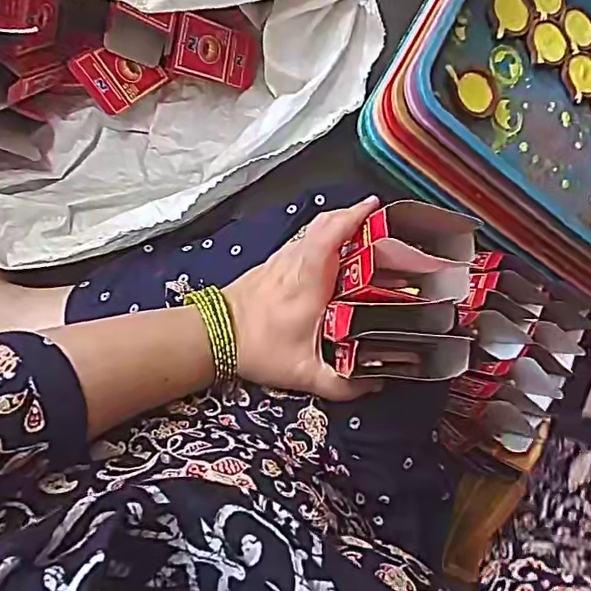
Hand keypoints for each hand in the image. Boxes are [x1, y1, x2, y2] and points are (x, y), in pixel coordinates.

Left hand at [223, 196, 381, 401]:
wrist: (213, 336)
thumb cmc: (256, 349)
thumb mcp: (303, 374)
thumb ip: (341, 384)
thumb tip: (374, 383)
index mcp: (307, 282)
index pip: (329, 237)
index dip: (352, 217)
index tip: (373, 206)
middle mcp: (295, 263)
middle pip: (324, 224)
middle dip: (352, 214)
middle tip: (378, 218)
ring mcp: (282, 260)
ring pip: (312, 229)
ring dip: (337, 223)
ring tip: (362, 229)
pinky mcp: (273, 264)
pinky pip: (303, 240)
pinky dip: (322, 236)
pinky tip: (332, 251)